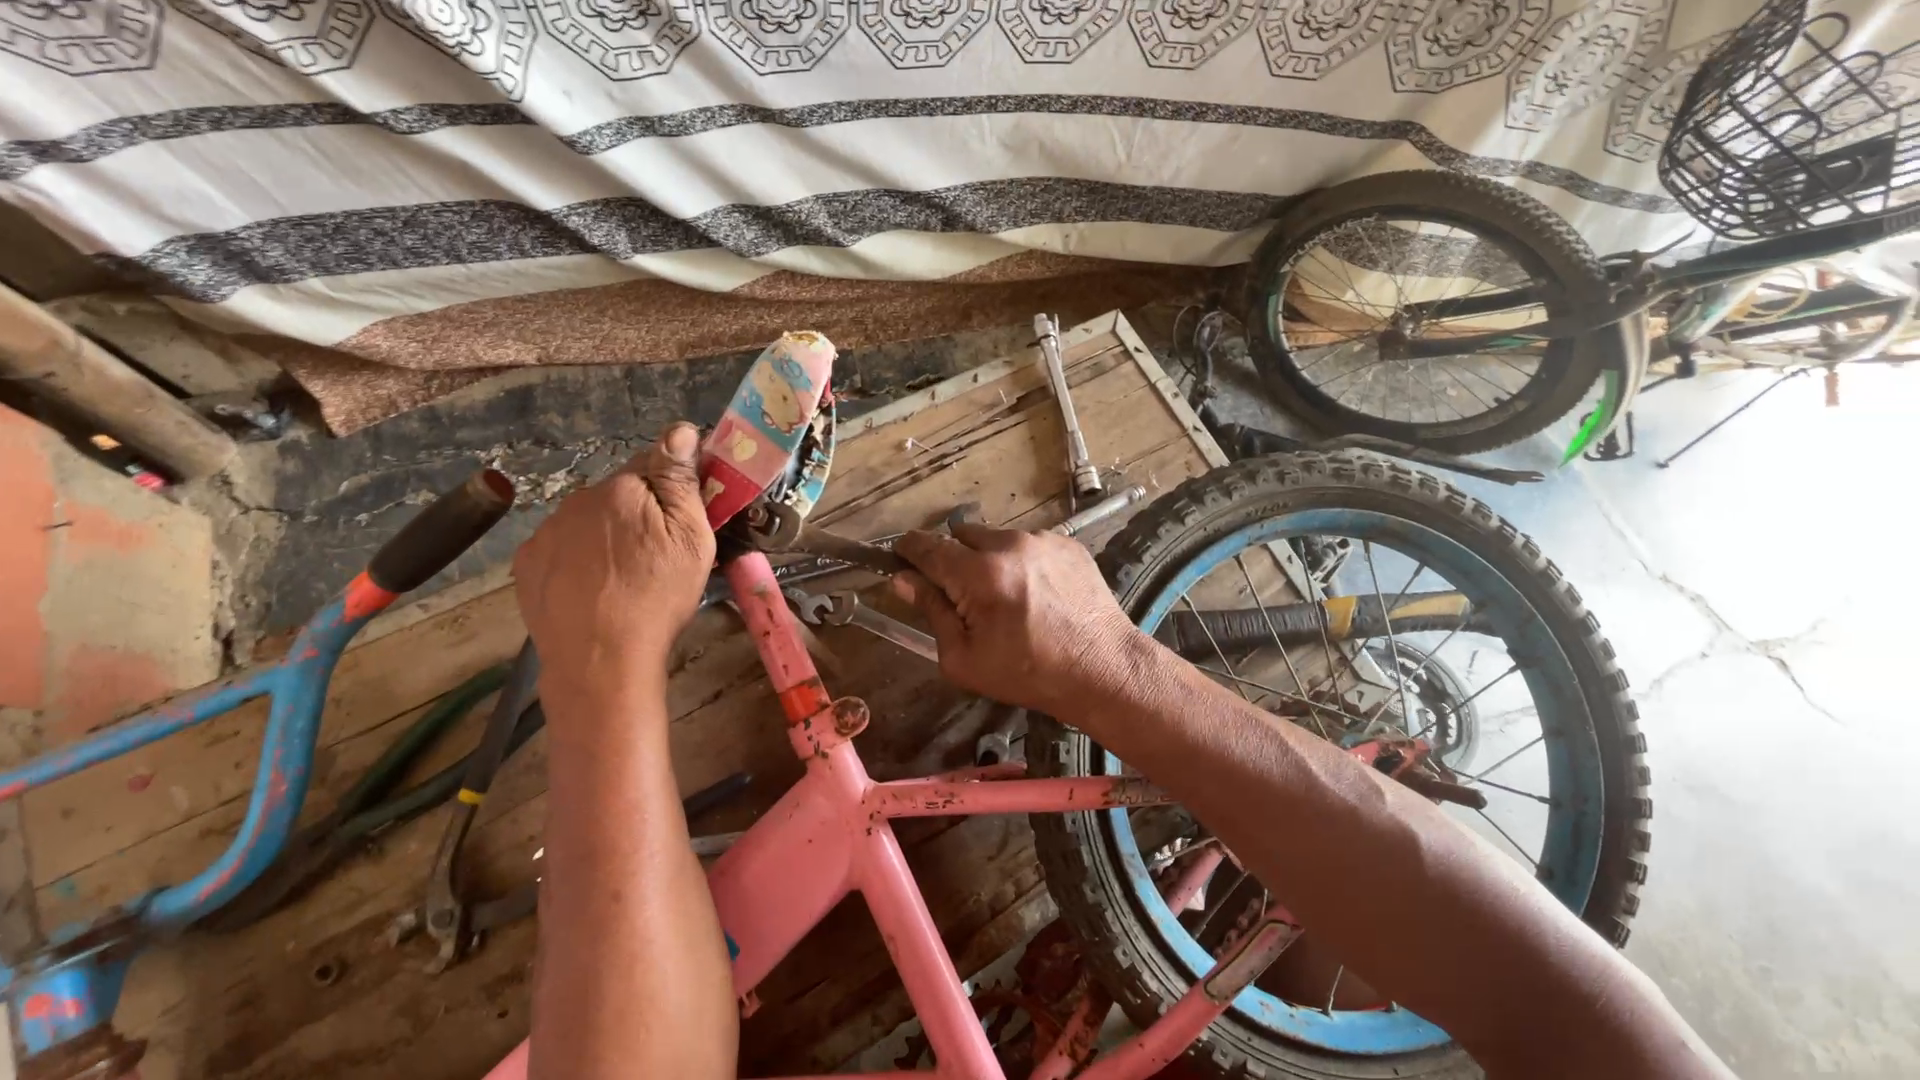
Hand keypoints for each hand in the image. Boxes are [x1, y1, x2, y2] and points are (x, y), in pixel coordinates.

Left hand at [514, 423, 714, 717]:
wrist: (600, 660)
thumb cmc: (657, 597)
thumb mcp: (691, 539)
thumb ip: (681, 481)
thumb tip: (679, 429)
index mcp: (621, 488)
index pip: (653, 464)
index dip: (672, 490)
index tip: (684, 520)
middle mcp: (577, 499)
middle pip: (618, 494)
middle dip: (638, 514)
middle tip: (658, 556)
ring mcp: (547, 532)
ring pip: (588, 521)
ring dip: (606, 537)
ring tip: (624, 579)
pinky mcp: (528, 563)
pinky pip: (561, 548)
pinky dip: (577, 560)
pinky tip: (593, 589)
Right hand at [890, 524, 1143, 714]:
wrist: (1103, 670)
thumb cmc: (1028, 674)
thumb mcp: (965, 659)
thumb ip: (932, 612)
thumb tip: (903, 581)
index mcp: (979, 575)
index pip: (927, 547)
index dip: (907, 550)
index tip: (900, 556)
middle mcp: (1009, 545)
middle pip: (961, 535)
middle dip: (954, 558)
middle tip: (962, 593)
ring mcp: (1042, 540)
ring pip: (996, 538)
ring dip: (989, 559)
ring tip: (1006, 597)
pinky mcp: (1067, 544)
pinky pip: (1028, 544)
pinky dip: (1020, 562)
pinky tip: (1036, 594)